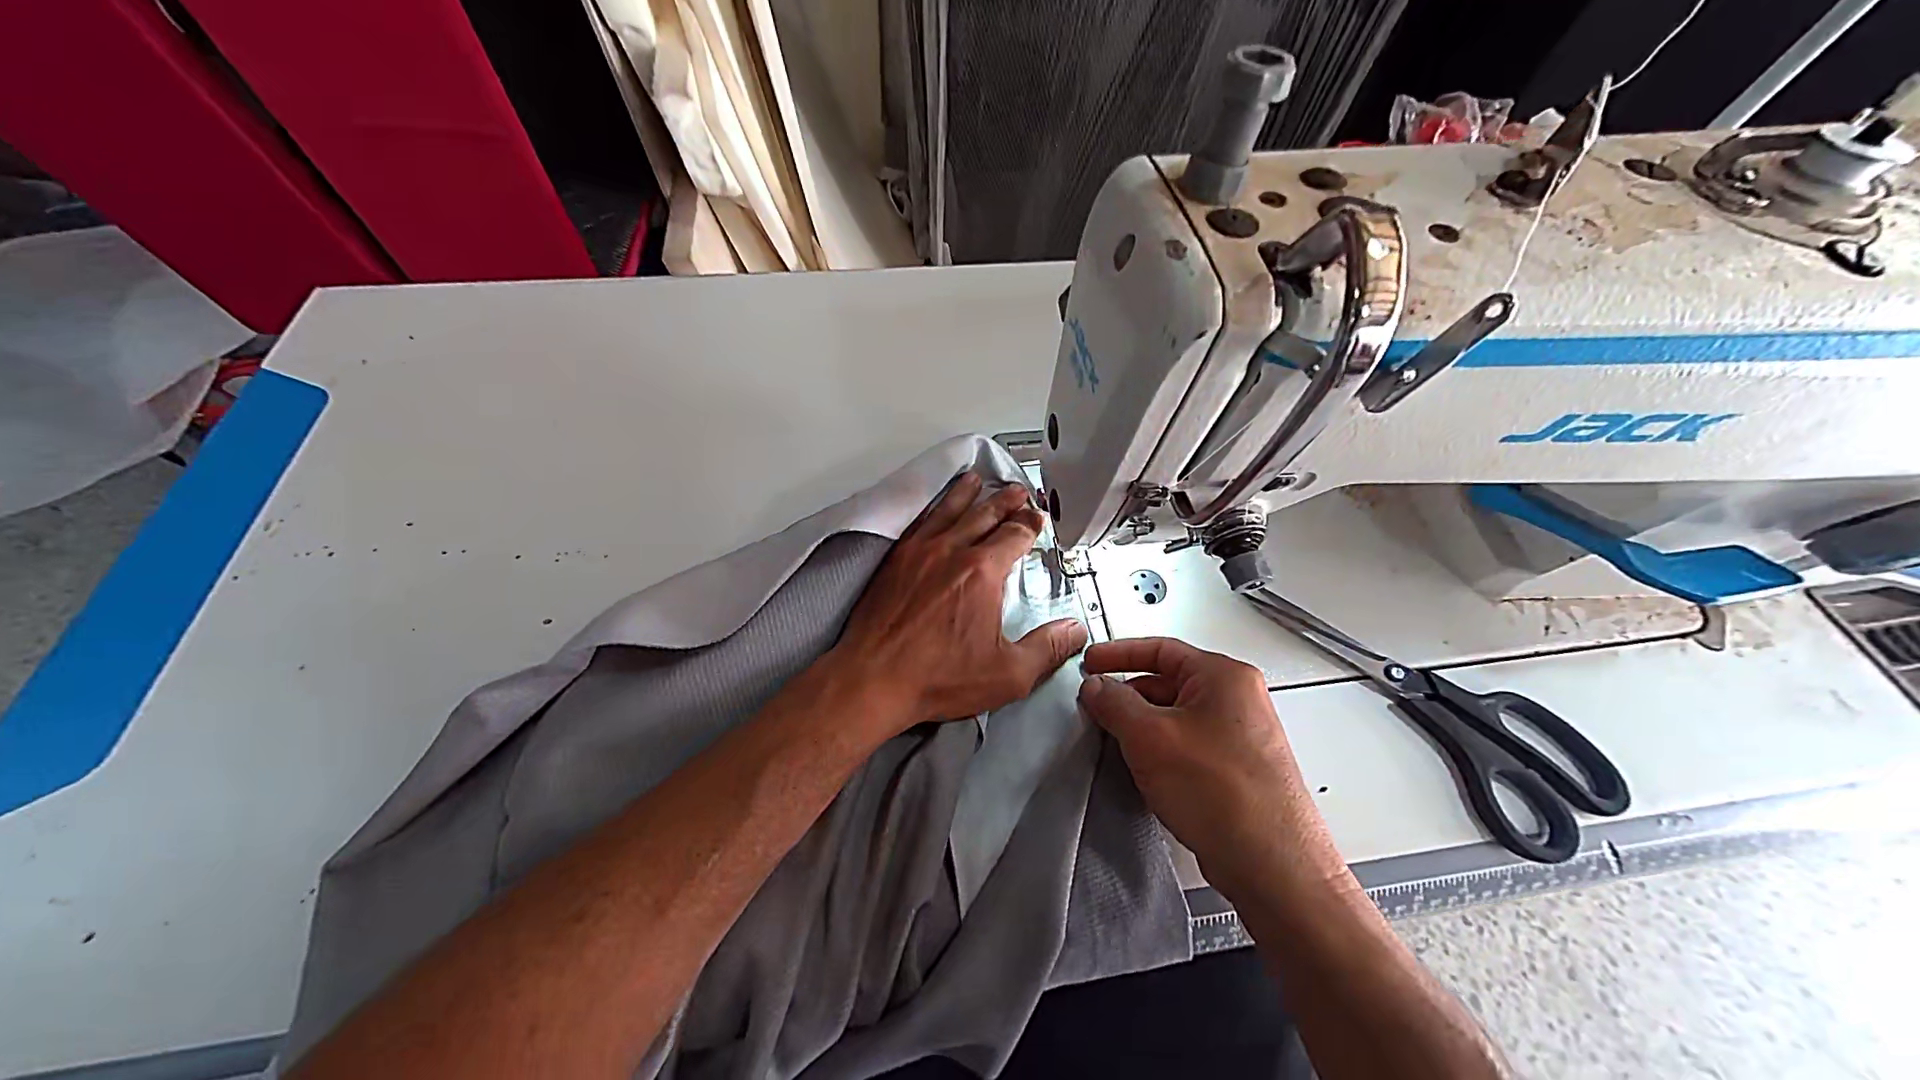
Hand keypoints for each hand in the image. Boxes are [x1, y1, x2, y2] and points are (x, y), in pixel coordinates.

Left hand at [827, 472, 1087, 737]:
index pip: (1014, 535)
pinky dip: (931, 506)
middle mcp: (950, 552)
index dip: (1030, 524)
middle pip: (984, 514)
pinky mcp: (894, 561)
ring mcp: (919, 552)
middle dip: (1005, 501)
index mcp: (982, 573)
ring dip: (967, 493)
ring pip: (949, 509)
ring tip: (975, 480)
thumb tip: (1072, 632)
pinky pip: (918, 521)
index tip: (1036, 519)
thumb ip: (1046, 649)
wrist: (873, 678)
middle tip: (1016, 492)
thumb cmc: (933, 677)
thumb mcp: (1007, 673)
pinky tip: (933, 507)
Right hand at [1078, 637, 1344, 900]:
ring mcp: (1239, 735)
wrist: (1271, 864)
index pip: (1160, 648)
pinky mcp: (1234, 767)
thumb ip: (1114, 703)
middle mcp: (1238, 701)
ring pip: (1175, 715)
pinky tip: (1145, 769)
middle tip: (1097, 705)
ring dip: (1142, 726)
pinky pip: (1186, 744)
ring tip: (1118, 741)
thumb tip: (1097, 688)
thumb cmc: (1231, 799)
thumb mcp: (1149, 737)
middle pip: (1166, 681)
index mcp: (1225, 677)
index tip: (1093, 661)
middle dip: (1127, 695)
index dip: (1118, 653)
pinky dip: (1160, 749)